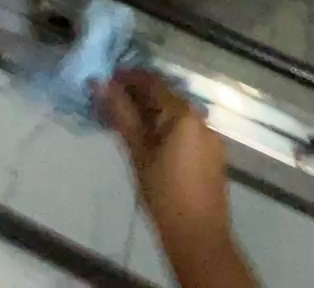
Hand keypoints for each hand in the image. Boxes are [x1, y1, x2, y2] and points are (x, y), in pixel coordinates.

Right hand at [100, 69, 230, 233]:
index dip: (128, 77)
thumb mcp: (137, 151)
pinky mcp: (212, 153)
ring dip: (151, 111)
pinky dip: (165, 126)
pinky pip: (185, 128)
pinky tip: (148, 138)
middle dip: (138, 94)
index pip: (153, 82)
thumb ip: (120, 114)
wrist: (199, 237)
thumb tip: (101, 84)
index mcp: (184, 114)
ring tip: (126, 119)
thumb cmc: (164, 192)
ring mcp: (210, 136)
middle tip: (112, 99)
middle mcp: (201, 118)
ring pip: (175, 113)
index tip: (106, 78)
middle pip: (166, 95)